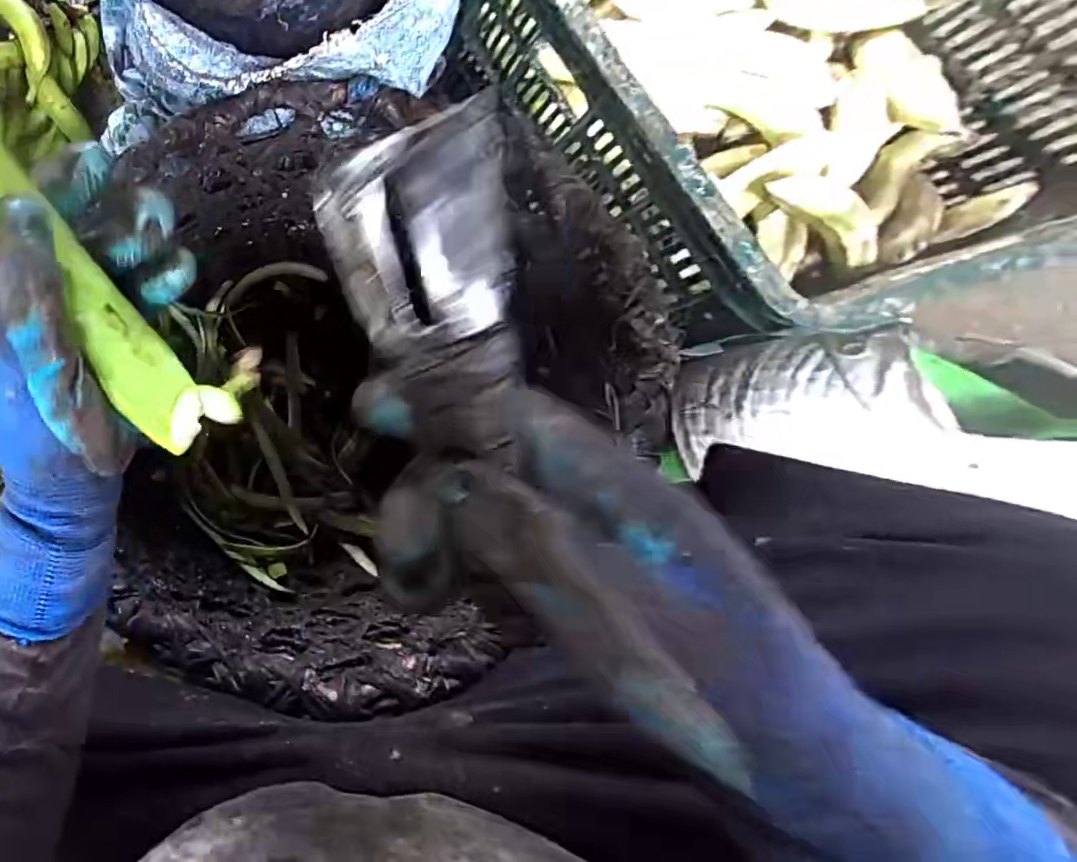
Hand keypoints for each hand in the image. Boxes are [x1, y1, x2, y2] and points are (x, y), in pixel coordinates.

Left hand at [0, 145, 193, 641]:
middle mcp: (18, 281)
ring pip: (98, 231)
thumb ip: (19, 294)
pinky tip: (172, 276)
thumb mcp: (21, 371)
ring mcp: (69, 293)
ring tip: (156, 237)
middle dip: (77, 188)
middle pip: (41, 209)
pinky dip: (158, 267)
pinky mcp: (112, 310)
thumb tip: (18, 206)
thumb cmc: (36, 437)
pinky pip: (136, 270)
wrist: (83, 486)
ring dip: (130, 222)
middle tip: (106, 171)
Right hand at [360, 385, 1069, 860]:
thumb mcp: (624, 609)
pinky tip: (438, 596)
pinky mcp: (555, 564)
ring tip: (412, 589)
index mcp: (610, 480)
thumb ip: (531, 537)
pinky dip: (448, 562)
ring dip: (428, 533)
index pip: (511, 411)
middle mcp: (580, 490)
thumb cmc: (719, 682)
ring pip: (469, 500)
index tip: (369, 406)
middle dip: (422, 493)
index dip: (438, 398)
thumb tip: (444, 477)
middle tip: (398, 552)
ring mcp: (566, 527)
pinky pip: (481, 542)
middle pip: (475, 457)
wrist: (789, 758)